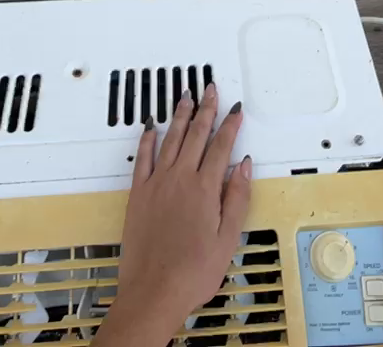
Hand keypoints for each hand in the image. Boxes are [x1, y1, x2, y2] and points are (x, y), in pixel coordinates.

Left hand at [95, 84, 249, 346]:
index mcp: (204, 189)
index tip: (235, 110)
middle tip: (211, 89)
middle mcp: (180, 179)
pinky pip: (143, 158)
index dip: (230, 125)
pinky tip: (151, 126)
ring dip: (180, 116)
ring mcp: (157, 184)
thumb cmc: (193, 272)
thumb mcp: (227, 239)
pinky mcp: (139, 194)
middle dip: (206, 109)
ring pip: (171, 139)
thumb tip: (243, 165)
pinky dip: (148, 140)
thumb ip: (236, 198)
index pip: (221, 146)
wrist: (154, 292)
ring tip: (186, 97)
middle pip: (196, 135)